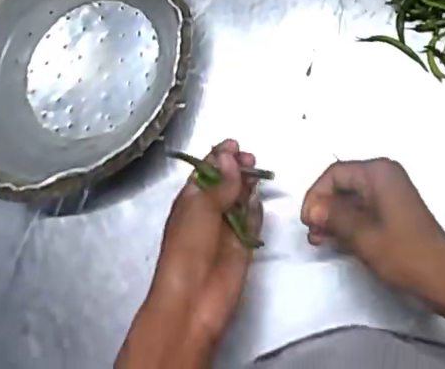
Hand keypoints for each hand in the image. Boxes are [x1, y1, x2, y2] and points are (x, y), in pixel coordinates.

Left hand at [116, 139, 262, 368]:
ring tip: (256, 174)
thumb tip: (231, 157)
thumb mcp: (201, 208)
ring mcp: (227, 227)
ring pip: (242, 197)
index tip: (234, 144)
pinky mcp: (244, 243)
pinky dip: (257, 209)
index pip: (207, 169)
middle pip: (227, 180)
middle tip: (250, 159)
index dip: (220, 155)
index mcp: (192, 199)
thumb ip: (221, 183)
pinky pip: (254, 220)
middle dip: (238, 167)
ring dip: (248, 184)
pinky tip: (258, 201)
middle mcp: (210, 210)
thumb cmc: (187, 249)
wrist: (192, 301)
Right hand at [301, 158, 444, 328]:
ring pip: (352, 198)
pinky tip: (335, 241)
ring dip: (334, 217)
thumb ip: (335, 217)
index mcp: (378, 172)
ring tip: (319, 240)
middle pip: (343, 183)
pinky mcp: (393, 210)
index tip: (306, 222)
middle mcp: (384, 175)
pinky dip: (348, 223)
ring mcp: (390, 192)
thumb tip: (312, 207)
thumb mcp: (364, 237)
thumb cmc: (405, 254)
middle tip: (312, 233)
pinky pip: (364, 209)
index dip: (316, 194)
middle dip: (324, 206)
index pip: (335, 173)